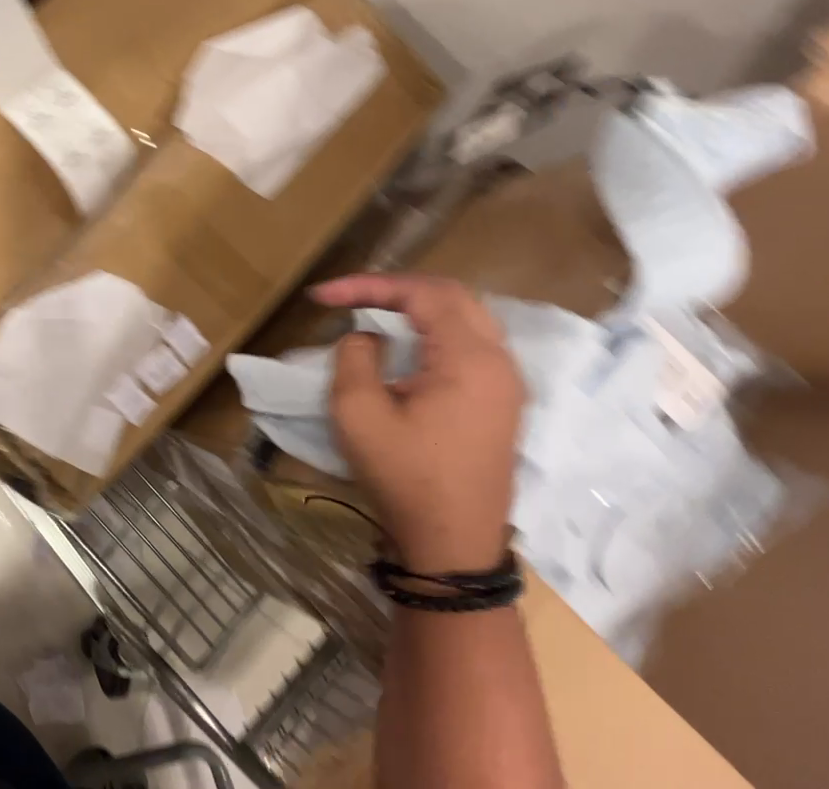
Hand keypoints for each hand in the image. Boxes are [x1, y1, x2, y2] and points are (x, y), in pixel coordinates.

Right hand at [314, 273, 524, 572]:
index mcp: (469, 359)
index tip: (321, 296)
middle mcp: (499, 362)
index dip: (369, 285)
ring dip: (418, 307)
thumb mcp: (358, 413)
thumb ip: (355, 358)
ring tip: (372, 310)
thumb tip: (366, 338)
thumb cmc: (404, 476)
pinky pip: (471, 344)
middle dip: (396, 288)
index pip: (423, 295)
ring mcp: (506, 384)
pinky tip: (404, 343)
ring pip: (466, 318)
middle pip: (452, 297)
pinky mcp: (501, 403)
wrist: (452, 544)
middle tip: (349, 295)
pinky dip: (434, 330)